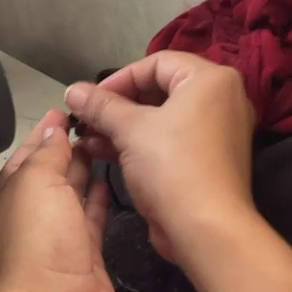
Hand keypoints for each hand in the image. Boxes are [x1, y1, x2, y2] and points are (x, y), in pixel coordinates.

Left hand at [0, 109, 116, 291]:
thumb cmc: (41, 240)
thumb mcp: (36, 183)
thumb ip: (47, 152)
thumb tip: (54, 127)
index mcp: (11, 192)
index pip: (29, 151)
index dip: (47, 128)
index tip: (70, 106)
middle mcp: (33, 210)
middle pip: (52, 169)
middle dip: (70, 144)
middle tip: (99, 118)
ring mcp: (60, 232)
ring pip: (74, 191)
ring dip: (87, 167)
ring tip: (110, 140)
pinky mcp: (86, 250)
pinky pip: (93, 215)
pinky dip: (100, 196)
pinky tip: (112, 177)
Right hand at [64, 51, 256, 266]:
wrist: (205, 228)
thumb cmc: (172, 167)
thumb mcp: (130, 130)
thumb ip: (100, 106)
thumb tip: (71, 90)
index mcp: (210, 80)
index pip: (157, 62)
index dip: (118, 78)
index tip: (89, 99)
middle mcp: (220, 100)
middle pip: (159, 90)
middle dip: (116, 106)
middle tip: (85, 119)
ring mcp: (215, 133)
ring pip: (160, 119)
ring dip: (121, 127)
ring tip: (86, 138)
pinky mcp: (205, 161)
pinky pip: (168, 142)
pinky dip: (138, 144)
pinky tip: (102, 153)